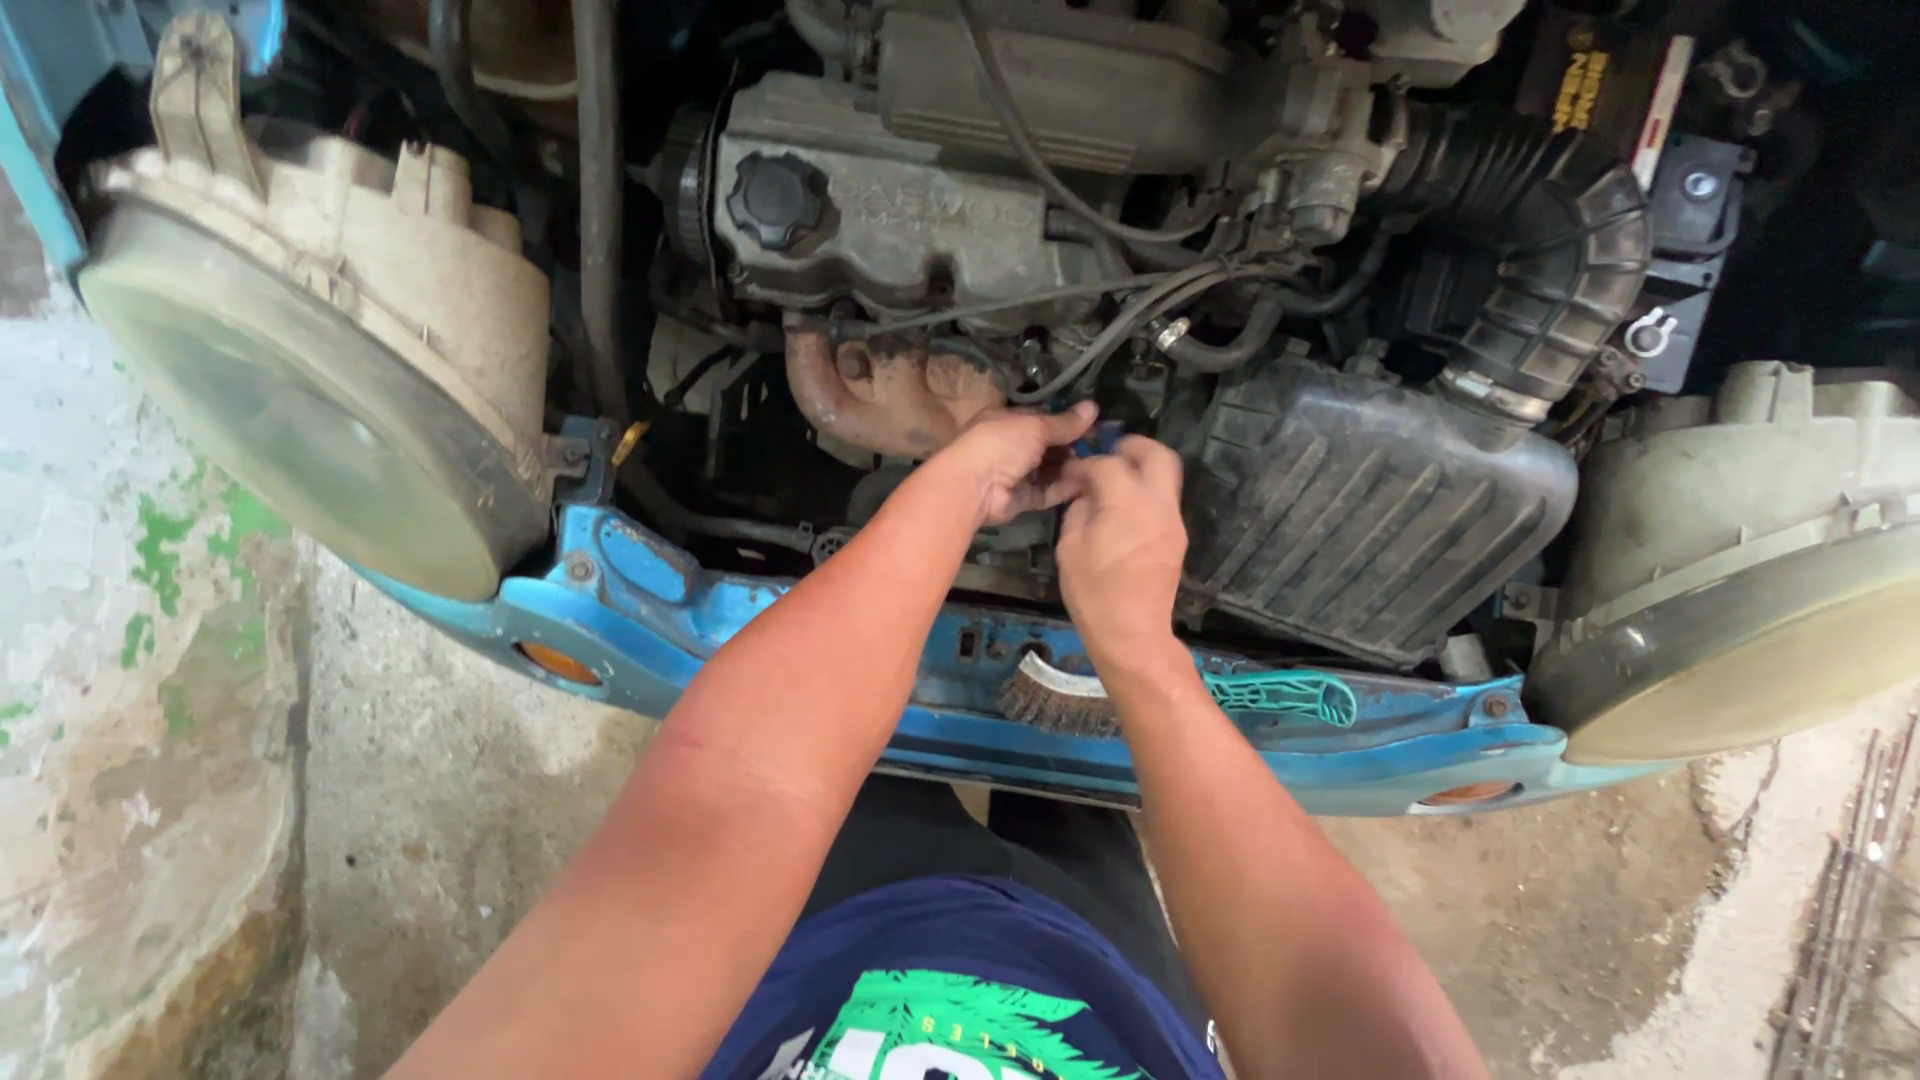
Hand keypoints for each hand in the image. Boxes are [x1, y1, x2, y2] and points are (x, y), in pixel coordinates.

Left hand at [933, 402, 1098, 526]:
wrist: (976, 486)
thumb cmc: (1002, 443)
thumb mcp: (1035, 426)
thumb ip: (1064, 422)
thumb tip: (1093, 407)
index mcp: (1006, 420)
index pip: (1040, 417)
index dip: (1066, 419)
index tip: (1094, 422)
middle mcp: (1010, 446)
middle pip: (1047, 445)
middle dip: (1072, 445)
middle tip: (1102, 445)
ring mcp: (1015, 473)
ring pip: (1049, 469)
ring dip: (1071, 466)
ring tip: (1100, 463)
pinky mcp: (1022, 498)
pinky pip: (1047, 491)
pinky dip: (1064, 488)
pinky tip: (1087, 483)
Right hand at [1055, 436, 1187, 657]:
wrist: (1131, 632)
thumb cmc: (1093, 592)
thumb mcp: (1069, 548)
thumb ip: (1078, 510)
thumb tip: (1085, 494)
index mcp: (1127, 503)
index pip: (1107, 463)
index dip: (1085, 464)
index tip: (1070, 475)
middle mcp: (1157, 504)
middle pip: (1157, 454)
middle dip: (1132, 447)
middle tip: (1109, 453)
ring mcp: (1172, 521)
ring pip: (1167, 475)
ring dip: (1142, 469)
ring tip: (1115, 481)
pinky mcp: (1177, 537)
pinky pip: (1164, 500)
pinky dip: (1146, 493)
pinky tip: (1124, 508)